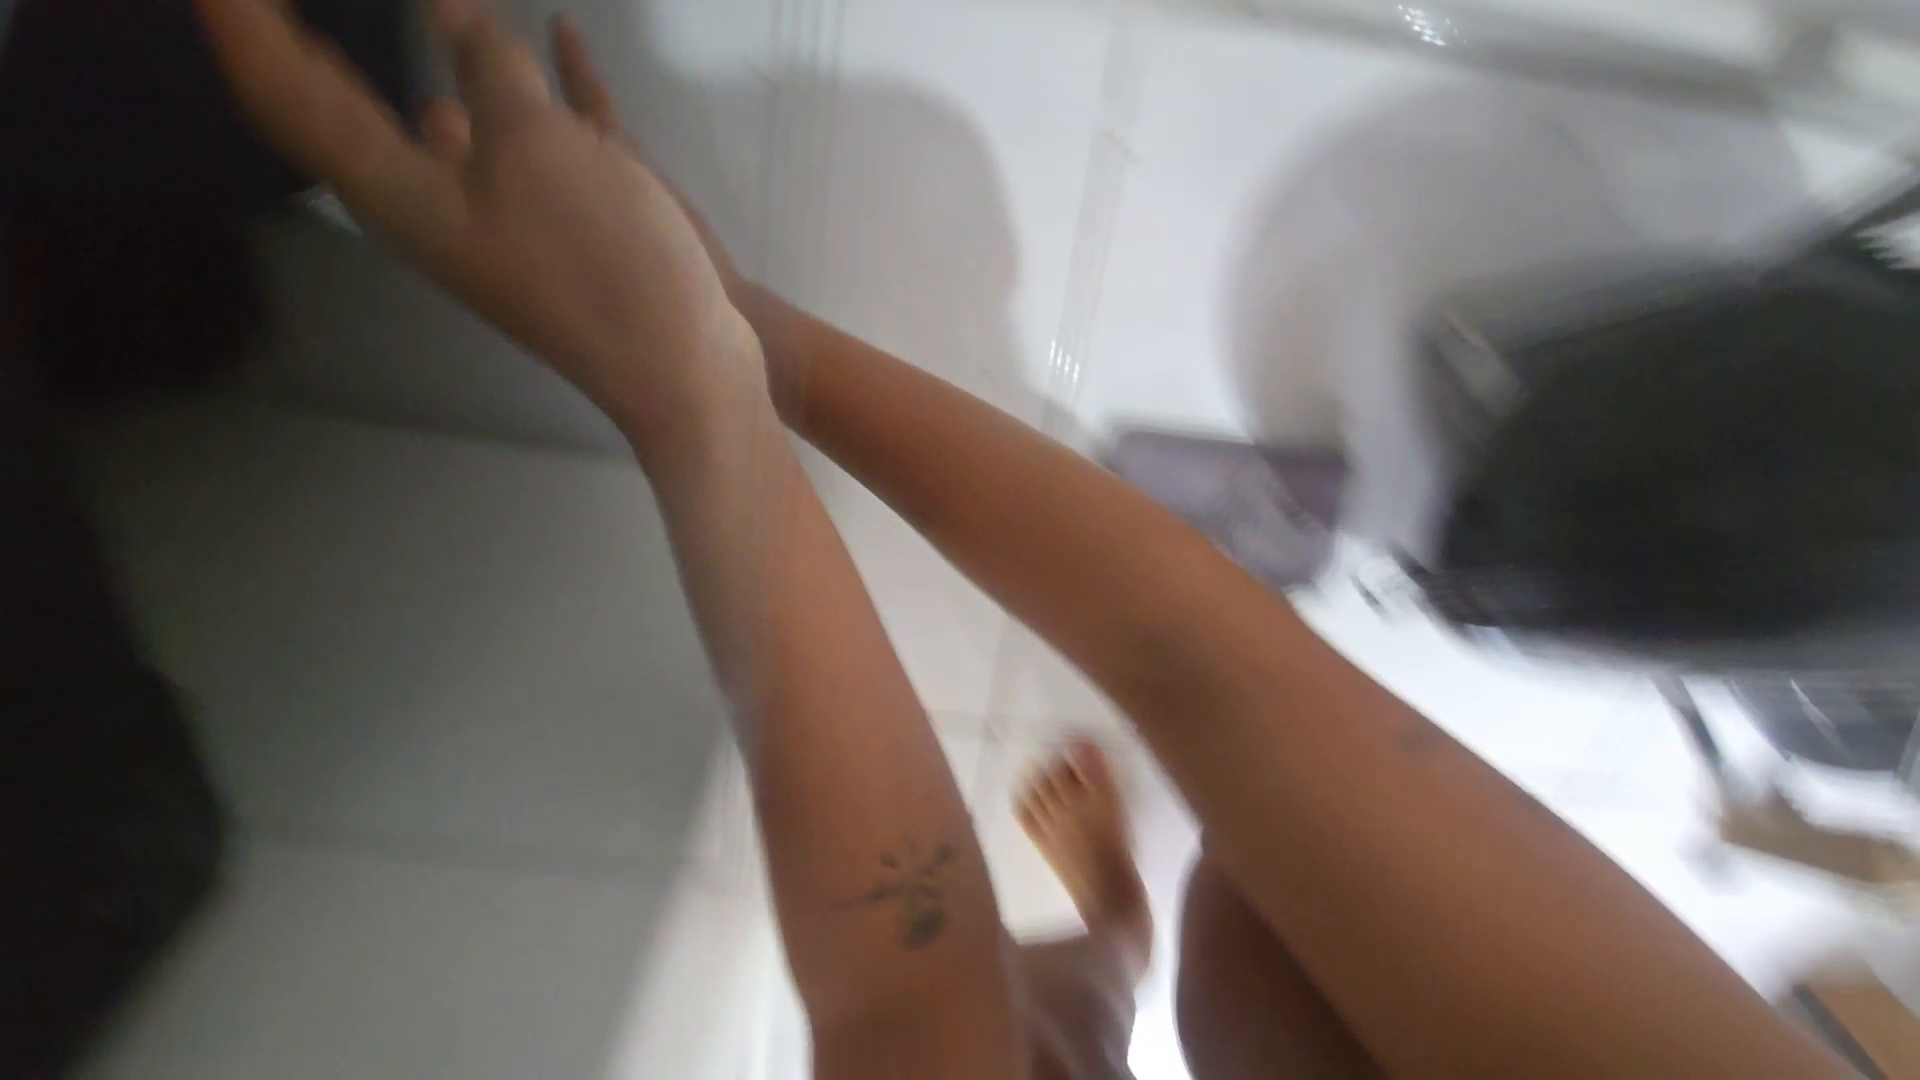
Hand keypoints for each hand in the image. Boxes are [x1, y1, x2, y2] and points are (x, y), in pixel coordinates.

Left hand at [194, 0, 761, 443]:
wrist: (682, 368)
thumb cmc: (603, 264)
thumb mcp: (538, 149)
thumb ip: (489, 71)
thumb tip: (454, 17)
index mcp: (400, 191)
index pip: (286, 89)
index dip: (243, 18)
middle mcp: (436, 207)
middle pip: (350, 112)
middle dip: (309, 42)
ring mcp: (505, 222)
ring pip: (444, 125)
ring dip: (430, 60)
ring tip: (435, 6)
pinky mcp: (565, 230)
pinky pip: (533, 141)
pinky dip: (534, 88)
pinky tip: (562, 44)